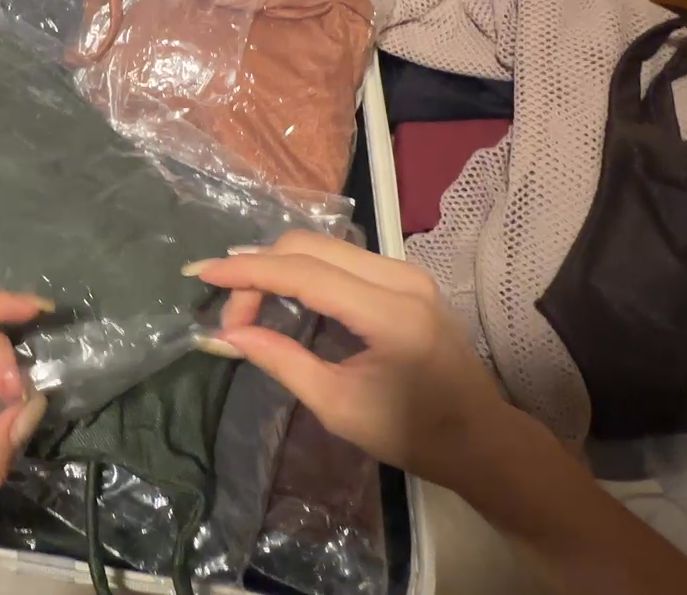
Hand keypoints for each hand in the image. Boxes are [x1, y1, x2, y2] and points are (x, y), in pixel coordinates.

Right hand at [188, 230, 517, 488]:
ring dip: (275, 266)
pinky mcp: (402, 276)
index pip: (302, 272)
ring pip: (319, 244)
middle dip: (258, 270)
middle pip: (307, 245)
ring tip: (247, 302)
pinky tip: (279, 290)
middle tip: (232, 314)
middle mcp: (399, 278)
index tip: (202, 274)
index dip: (247, 271)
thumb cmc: (413, 434)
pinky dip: (299, 267)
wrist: (484, 442)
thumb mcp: (338, 406)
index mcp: (390, 313)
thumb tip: (223, 336)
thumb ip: (280, 360)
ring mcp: (404, 272)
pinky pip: (336, 255)